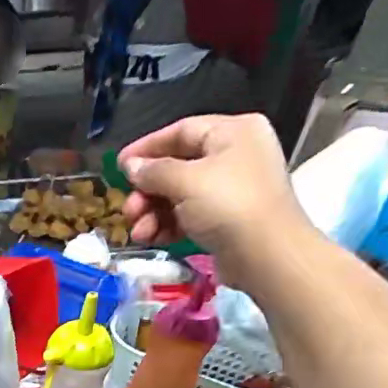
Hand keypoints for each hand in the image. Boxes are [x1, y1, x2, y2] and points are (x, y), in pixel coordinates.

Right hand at [118, 114, 312, 281]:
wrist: (267, 257)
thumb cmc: (229, 205)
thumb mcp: (186, 181)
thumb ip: (154, 171)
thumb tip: (131, 167)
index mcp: (233, 131)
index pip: (182, 131)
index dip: (147, 148)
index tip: (119, 166)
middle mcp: (235, 156)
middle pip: (179, 167)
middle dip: (148, 191)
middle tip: (128, 210)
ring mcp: (232, 192)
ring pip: (182, 196)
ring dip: (155, 214)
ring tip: (137, 232)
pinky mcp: (228, 223)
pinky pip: (191, 218)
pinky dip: (170, 227)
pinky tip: (152, 239)